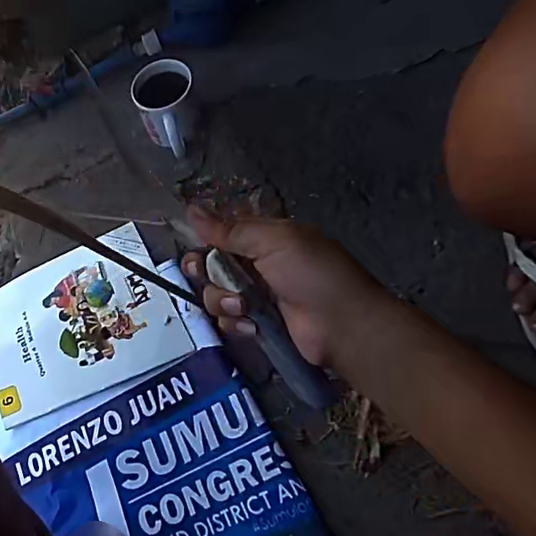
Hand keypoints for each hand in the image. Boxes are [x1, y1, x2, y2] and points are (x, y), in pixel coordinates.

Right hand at [180, 206, 389, 369]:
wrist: (343, 325)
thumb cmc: (313, 274)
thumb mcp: (275, 241)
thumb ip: (232, 229)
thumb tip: (191, 209)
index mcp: (263, 238)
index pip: (221, 232)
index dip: (205, 238)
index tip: (196, 246)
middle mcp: (255, 265)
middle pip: (209, 265)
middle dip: (204, 271)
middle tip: (207, 274)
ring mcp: (255, 297)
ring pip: (214, 295)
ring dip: (222, 300)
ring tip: (244, 307)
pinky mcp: (256, 325)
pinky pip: (227, 321)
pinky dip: (235, 324)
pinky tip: (252, 326)